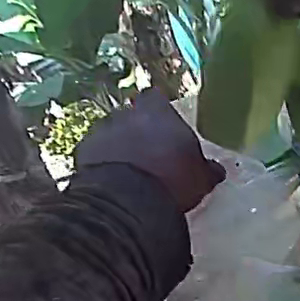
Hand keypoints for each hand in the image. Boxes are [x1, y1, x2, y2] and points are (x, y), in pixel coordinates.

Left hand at [75, 89, 225, 212]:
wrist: (128, 201)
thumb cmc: (173, 181)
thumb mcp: (200, 178)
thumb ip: (206, 169)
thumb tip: (216, 170)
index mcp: (157, 112)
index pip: (155, 99)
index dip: (159, 113)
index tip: (165, 129)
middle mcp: (126, 114)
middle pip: (131, 116)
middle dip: (138, 131)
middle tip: (149, 155)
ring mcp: (101, 131)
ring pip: (111, 134)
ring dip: (118, 148)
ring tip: (129, 173)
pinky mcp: (83, 152)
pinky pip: (95, 154)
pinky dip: (102, 164)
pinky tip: (112, 183)